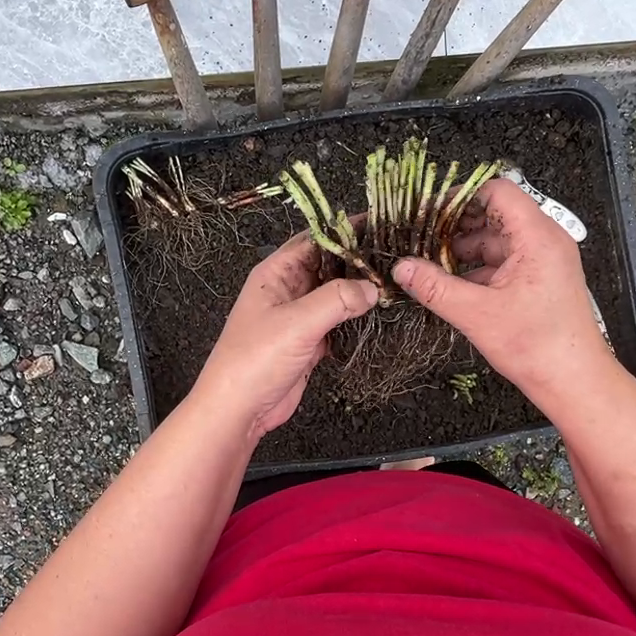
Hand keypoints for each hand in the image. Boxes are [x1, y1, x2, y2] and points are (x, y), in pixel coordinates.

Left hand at [190, 234, 378, 438]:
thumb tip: (371, 288)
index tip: (381, 224)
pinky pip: (337, 323)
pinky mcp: (308, 343)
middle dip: (358, 260)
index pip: (314, 239)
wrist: (238, 410)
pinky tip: (380, 316)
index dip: (345, 230)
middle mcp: (286, 290)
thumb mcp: (296, 322)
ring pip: (335, 295)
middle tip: (397, 255)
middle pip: (328, 265)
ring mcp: (297, 318)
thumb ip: (337, 299)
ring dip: (360, 291)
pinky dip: (356, 320)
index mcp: (275, 274)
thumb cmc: (253, 361)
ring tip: (396, 282)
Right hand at [393, 179, 613, 403]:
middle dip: (454, 226)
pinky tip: (447, 284)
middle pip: (493, 215)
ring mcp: (541, 261)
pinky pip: (499, 263)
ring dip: (461, 249)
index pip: (497, 192)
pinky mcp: (536, 281)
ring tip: (426, 262)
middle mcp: (543, 242)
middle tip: (418, 237)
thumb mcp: (477, 314)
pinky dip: (473, 269)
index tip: (427, 211)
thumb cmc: (537, 346)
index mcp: (537, 238)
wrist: (572, 380)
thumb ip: (435, 288)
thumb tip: (401, 268)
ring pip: (494, 241)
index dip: (460, 197)